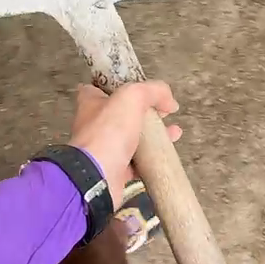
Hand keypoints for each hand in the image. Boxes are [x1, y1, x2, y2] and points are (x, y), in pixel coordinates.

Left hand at [66, 82, 180, 206]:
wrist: (99, 177)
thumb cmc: (108, 132)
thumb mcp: (132, 97)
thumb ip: (152, 91)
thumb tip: (169, 101)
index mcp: (91, 104)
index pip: (99, 89)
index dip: (118, 86)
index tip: (139, 89)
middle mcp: (94, 127)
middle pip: (121, 115)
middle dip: (144, 113)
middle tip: (164, 113)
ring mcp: (103, 151)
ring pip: (131, 139)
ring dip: (152, 135)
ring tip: (173, 133)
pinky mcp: (114, 171)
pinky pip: (136, 163)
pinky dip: (151, 158)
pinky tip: (165, 154)